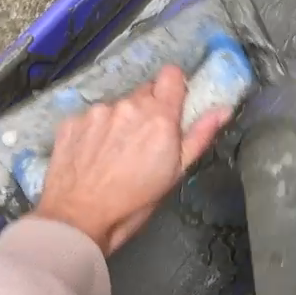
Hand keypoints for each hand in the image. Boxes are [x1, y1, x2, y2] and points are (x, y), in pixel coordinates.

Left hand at [32, 65, 231, 254]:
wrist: (78, 219)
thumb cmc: (135, 202)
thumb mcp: (176, 173)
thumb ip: (200, 135)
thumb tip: (223, 109)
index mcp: (159, 115)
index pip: (171, 74)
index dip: (174, 87)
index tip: (173, 105)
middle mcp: (128, 105)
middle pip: (144, 92)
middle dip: (149, 109)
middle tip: (145, 140)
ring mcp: (97, 111)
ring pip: (118, 105)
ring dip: (121, 121)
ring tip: (116, 153)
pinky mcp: (71, 121)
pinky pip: (92, 117)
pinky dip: (96, 130)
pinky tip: (93, 155)